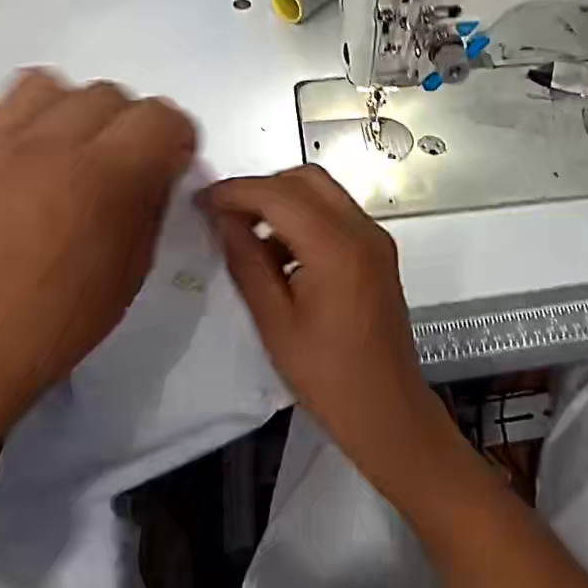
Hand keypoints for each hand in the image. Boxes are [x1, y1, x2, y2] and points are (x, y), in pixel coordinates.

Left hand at [0, 69, 196, 509]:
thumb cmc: (63, 319)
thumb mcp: (134, 266)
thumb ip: (152, 201)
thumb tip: (159, 166)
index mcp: (107, 177)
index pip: (162, 116)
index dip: (177, 138)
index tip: (172, 165)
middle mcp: (54, 144)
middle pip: (112, 94)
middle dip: (132, 126)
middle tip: (126, 166)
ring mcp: (0, 142)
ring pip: (56, 85)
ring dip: (79, 112)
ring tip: (75, 153)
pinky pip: (5, 103)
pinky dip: (30, 118)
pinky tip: (30, 159)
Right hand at [200, 166, 449, 477]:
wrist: (386, 408)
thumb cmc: (326, 376)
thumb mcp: (273, 320)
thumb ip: (246, 260)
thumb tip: (223, 218)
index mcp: (337, 249)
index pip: (279, 194)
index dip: (235, 191)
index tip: (201, 201)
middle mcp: (363, 231)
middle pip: (306, 179)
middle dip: (262, 188)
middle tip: (225, 215)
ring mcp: (376, 240)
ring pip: (324, 193)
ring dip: (284, 202)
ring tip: (247, 238)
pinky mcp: (379, 252)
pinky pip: (337, 216)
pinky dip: (306, 219)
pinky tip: (280, 255)